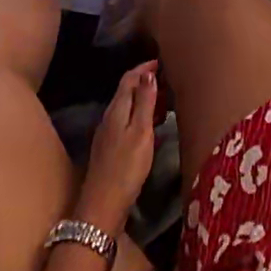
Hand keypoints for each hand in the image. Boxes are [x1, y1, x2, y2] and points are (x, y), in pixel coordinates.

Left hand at [76, 61, 159, 227]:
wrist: (102, 209)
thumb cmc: (125, 167)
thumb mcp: (141, 131)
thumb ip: (145, 101)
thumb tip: (148, 72)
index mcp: (116, 110)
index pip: (128, 79)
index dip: (144, 68)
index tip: (162, 62)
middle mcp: (109, 119)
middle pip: (126, 92)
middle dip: (146, 82)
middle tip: (168, 81)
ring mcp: (107, 135)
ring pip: (127, 108)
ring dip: (145, 100)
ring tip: (166, 102)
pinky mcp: (110, 150)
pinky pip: (127, 122)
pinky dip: (141, 116)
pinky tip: (153, 127)